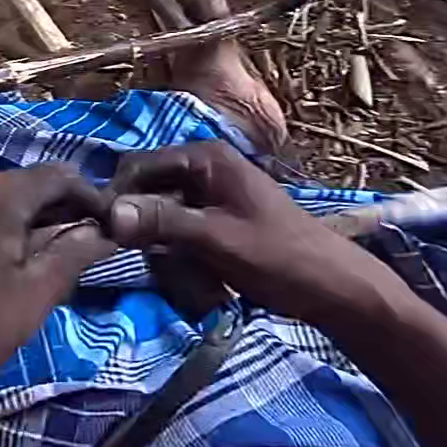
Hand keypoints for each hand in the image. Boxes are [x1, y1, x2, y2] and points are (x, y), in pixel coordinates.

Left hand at [0, 164, 116, 424]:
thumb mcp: (30, 299)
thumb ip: (71, 255)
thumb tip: (100, 231)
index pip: (60, 175)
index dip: (91, 198)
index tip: (111, 230)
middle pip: (28, 184)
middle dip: (60, 213)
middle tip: (84, 254)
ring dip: (27, 223)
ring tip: (45, 265)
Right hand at [108, 139, 397, 323]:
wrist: (338, 291)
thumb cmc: (280, 256)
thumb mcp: (217, 239)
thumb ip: (162, 222)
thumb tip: (110, 214)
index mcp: (204, 156)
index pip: (139, 165)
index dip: (120, 195)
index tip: (108, 232)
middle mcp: (203, 166)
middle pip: (148, 190)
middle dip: (148, 229)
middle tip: (155, 261)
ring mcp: (211, 193)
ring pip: (162, 215)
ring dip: (167, 248)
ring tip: (192, 279)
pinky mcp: (216, 218)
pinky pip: (181, 231)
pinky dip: (183, 256)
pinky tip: (204, 281)